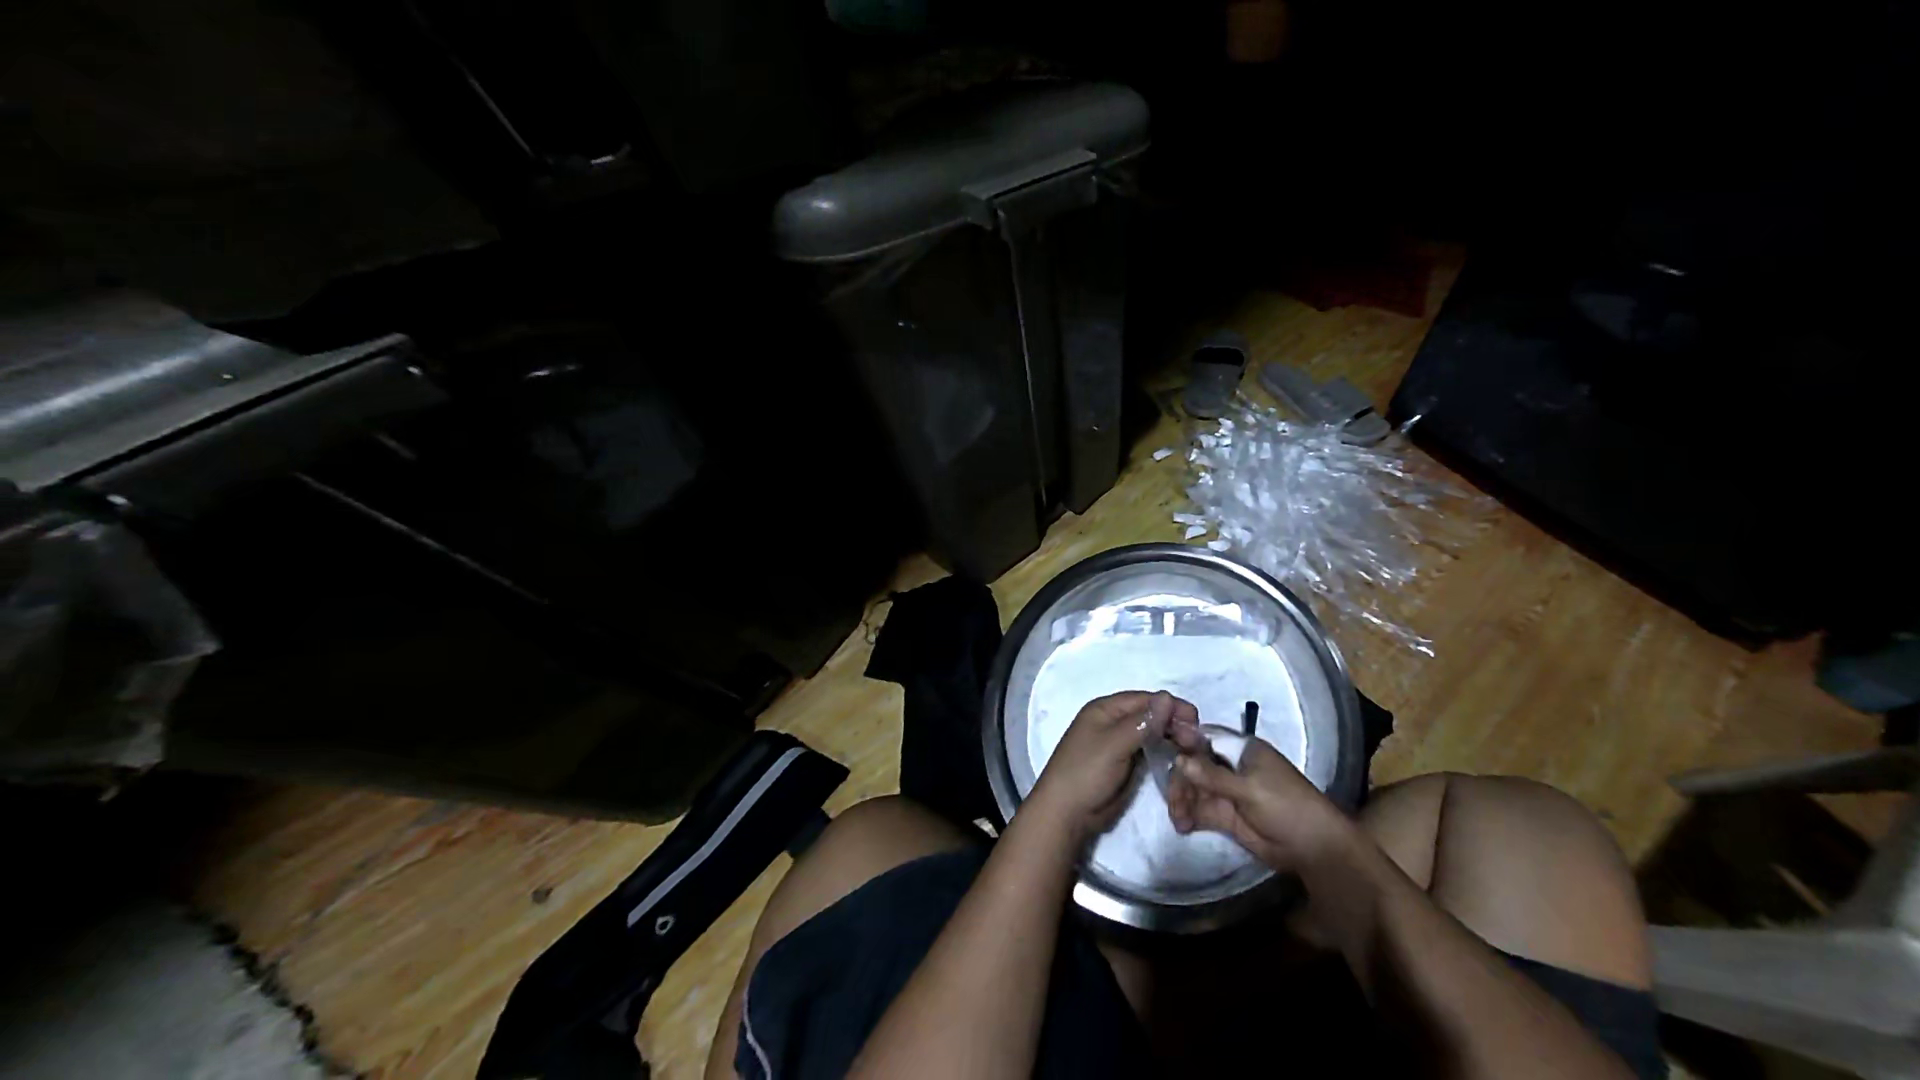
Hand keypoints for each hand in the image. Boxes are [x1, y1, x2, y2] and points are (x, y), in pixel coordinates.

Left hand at [1027, 691, 1197, 841]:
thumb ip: (1142, 723)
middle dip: (1175, 725)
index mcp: (1106, 709)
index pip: (1146, 700)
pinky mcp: (1127, 763)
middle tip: (1197, 743)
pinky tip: (1181, 761)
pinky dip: (1166, 753)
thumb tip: (1168, 697)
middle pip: (1151, 716)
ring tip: (1193, 752)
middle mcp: (1114, 721)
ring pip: (1154, 734)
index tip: (1197, 721)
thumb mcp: (1114, 744)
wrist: (1068, 813)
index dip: (1171, 707)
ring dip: (1173, 739)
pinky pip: (1151, 751)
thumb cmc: (1086, 773)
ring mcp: (1121, 743)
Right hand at [1164, 722, 1353, 871]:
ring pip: (1193, 789)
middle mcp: (1231, 766)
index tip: (1162, 752)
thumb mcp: (1250, 789)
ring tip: (1180, 819)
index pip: (1204, 739)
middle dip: (1181, 782)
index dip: (1183, 744)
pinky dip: (1188, 815)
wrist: (1315, 850)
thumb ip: (1213, 776)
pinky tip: (1182, 825)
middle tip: (1175, 802)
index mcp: (1242, 750)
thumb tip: (1178, 761)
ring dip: (1182, 801)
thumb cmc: (1288, 807)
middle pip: (1193, 766)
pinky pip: (1199, 809)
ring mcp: (1227, 791)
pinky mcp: (1225, 815)